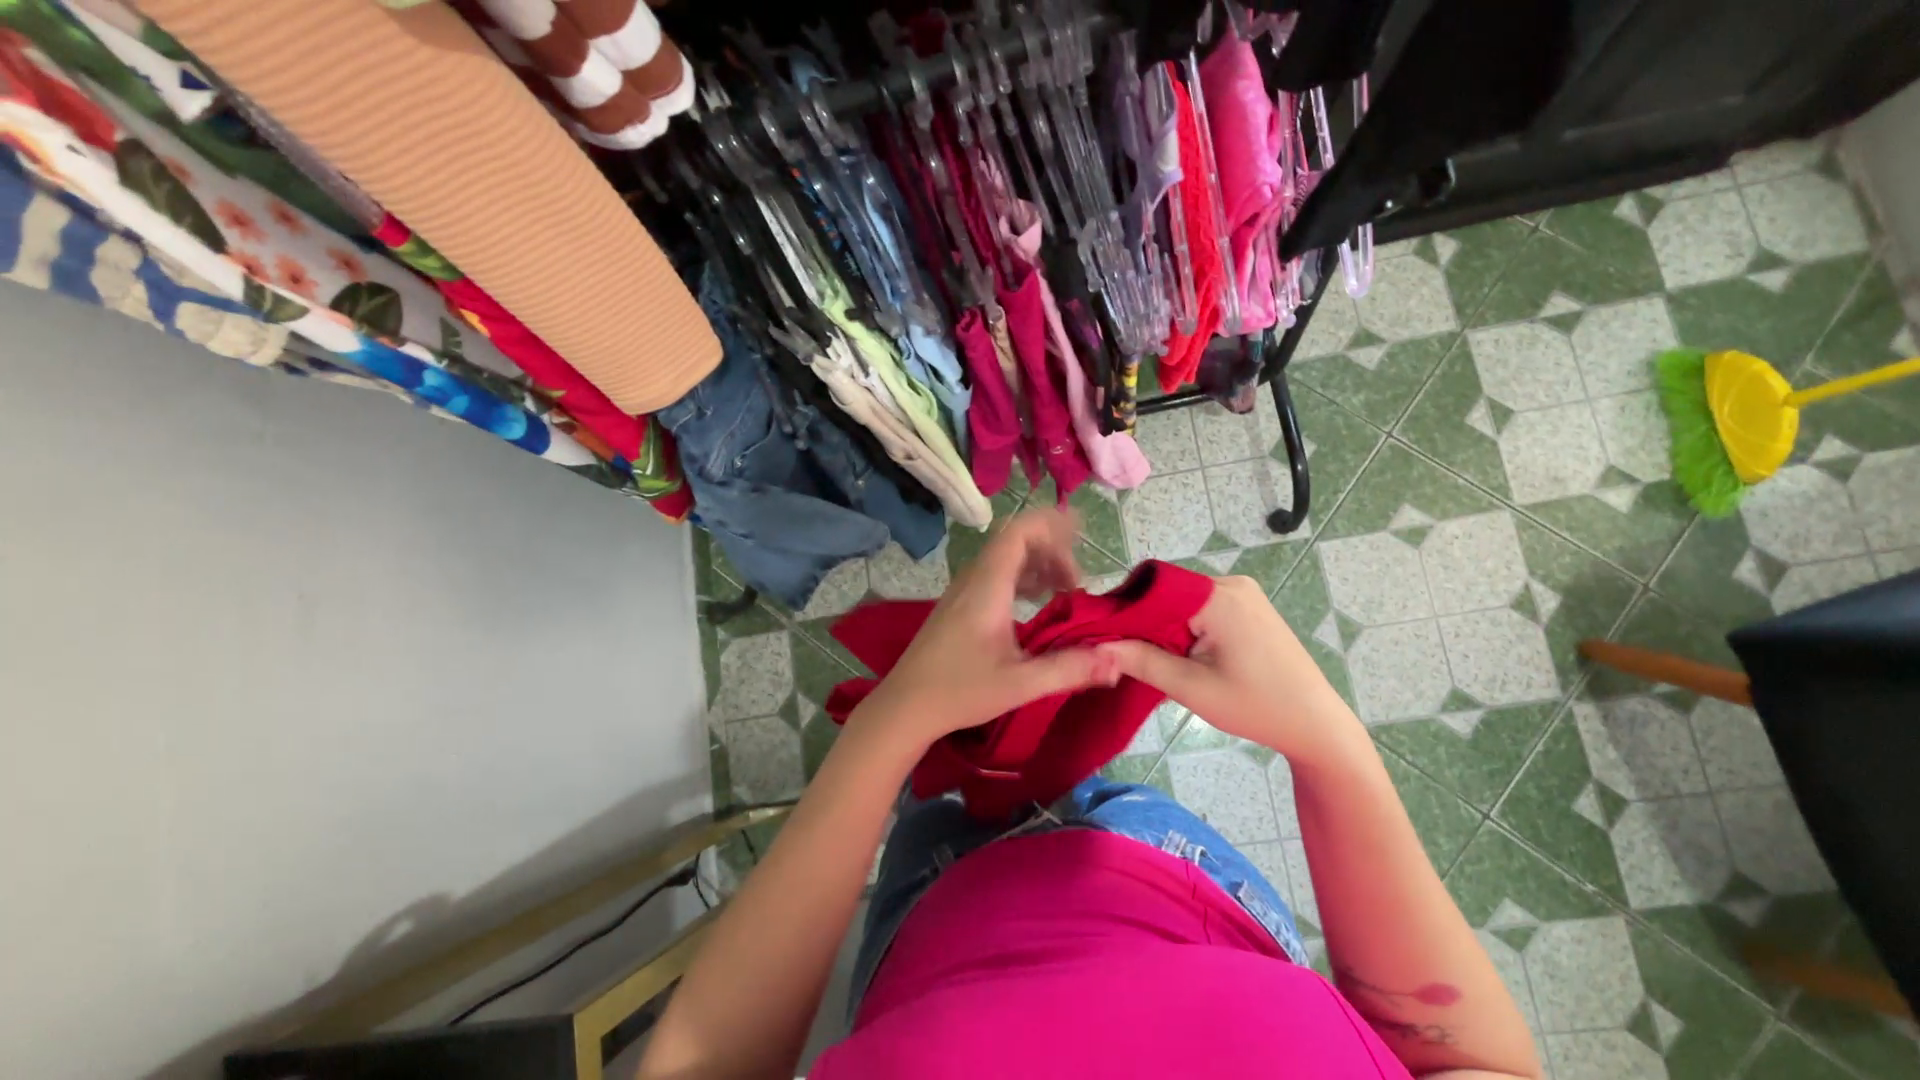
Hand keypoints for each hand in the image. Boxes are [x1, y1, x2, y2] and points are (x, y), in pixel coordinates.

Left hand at [851, 508, 1120, 747]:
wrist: (904, 706)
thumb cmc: (959, 691)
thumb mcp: (1020, 684)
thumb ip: (1068, 669)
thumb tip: (1116, 661)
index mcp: (988, 586)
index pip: (1019, 532)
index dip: (1051, 525)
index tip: (1082, 536)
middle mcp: (974, 579)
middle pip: (1015, 540)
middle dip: (1052, 548)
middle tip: (1078, 580)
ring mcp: (963, 592)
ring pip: (1005, 558)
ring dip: (1038, 564)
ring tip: (1066, 590)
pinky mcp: (959, 606)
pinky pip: (996, 575)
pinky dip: (1023, 578)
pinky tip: (1038, 603)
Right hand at [1097, 575, 1362, 763]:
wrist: (1315, 724)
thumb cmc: (1255, 707)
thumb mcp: (1191, 687)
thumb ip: (1141, 661)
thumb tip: (1093, 646)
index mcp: (1220, 597)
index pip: (1154, 588)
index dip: (1125, 611)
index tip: (1102, 639)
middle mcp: (1232, 584)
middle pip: (1168, 593)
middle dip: (1145, 622)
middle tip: (1123, 655)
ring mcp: (1244, 594)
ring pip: (1184, 602)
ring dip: (1165, 627)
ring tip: (1150, 659)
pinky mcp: (1250, 607)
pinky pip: (1203, 608)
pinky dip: (1186, 628)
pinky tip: (1181, 656)